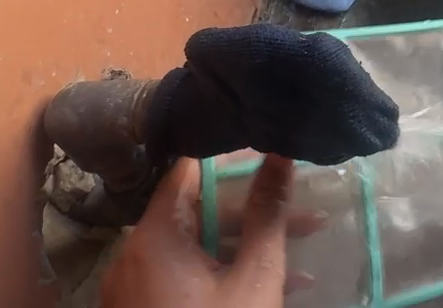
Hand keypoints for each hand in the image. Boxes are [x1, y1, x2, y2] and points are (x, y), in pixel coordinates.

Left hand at [102, 155, 294, 307]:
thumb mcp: (255, 277)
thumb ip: (268, 211)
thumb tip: (282, 152)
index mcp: (155, 238)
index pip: (192, 167)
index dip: (235, 156)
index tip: (278, 153)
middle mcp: (135, 256)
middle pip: (200, 207)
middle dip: (256, 206)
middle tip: (306, 206)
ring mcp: (135, 289)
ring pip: (199, 243)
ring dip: (250, 240)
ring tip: (306, 240)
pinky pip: (188, 274)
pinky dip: (227, 269)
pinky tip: (280, 282)